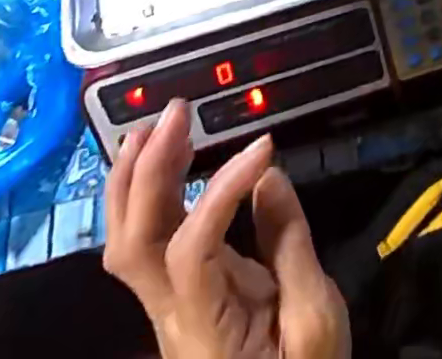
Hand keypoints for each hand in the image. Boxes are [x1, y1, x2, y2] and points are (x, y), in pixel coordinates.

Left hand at [104, 100, 347, 358]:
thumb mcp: (315, 322)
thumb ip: (290, 246)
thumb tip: (267, 176)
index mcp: (206, 327)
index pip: (192, 248)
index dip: (222, 189)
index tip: (264, 147)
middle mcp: (170, 315)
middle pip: (132, 245)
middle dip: (148, 172)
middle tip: (176, 115)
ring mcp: (165, 306)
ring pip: (126, 242)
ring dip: (136, 177)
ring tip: (157, 127)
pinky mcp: (177, 293)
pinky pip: (147, 240)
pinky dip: (148, 193)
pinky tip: (164, 161)